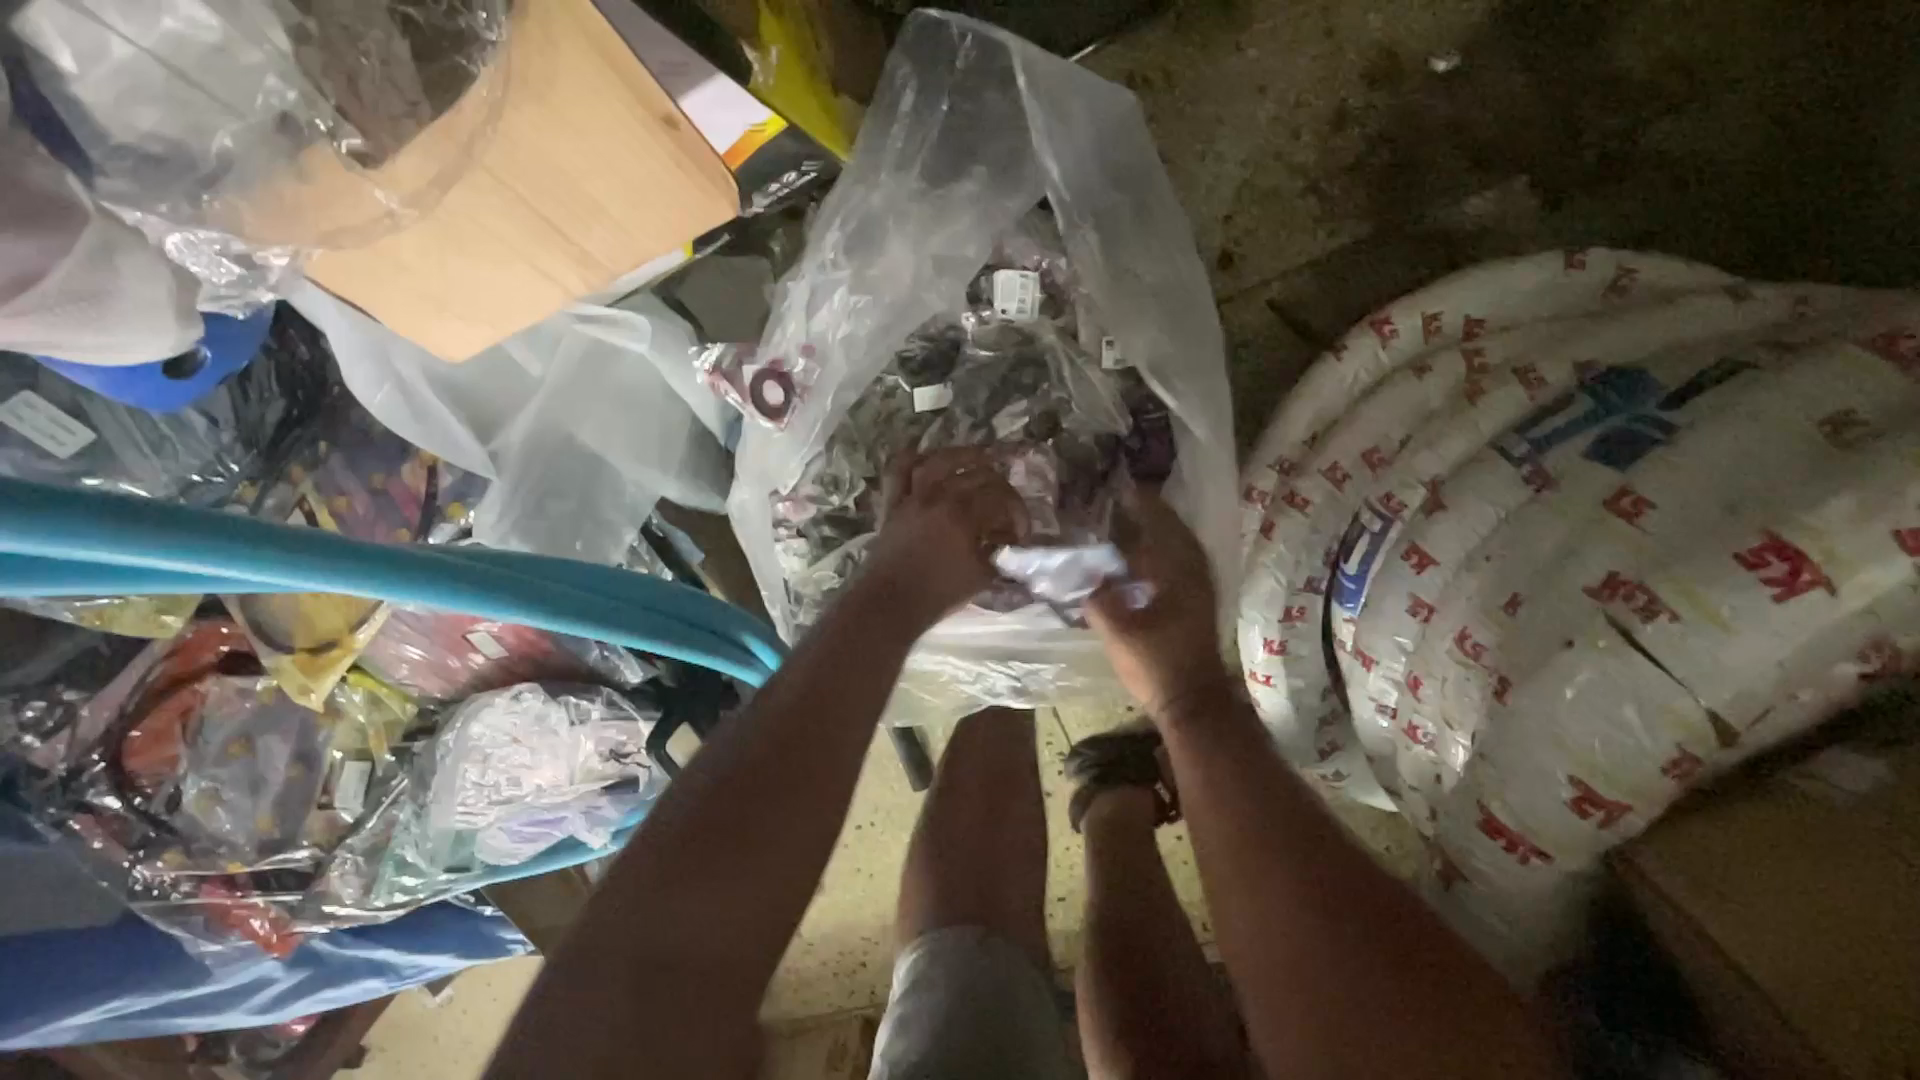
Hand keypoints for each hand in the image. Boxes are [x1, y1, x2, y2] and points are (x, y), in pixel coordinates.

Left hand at [860, 447, 1029, 628]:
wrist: (891, 603)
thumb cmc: (939, 594)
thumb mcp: (982, 577)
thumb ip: (1001, 555)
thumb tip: (1010, 544)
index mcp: (964, 514)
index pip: (1002, 499)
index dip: (1018, 512)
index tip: (1020, 534)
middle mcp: (939, 496)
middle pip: (978, 475)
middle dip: (1000, 487)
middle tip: (1006, 503)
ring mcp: (913, 497)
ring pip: (939, 461)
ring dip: (963, 454)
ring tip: (979, 457)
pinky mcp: (893, 504)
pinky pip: (898, 471)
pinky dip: (911, 458)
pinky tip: (925, 455)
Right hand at [1086, 488, 1234, 721]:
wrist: (1192, 703)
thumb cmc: (1156, 665)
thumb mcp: (1117, 632)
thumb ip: (1099, 597)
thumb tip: (1087, 575)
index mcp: (1179, 574)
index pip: (1159, 526)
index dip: (1141, 506)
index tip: (1122, 489)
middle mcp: (1195, 574)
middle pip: (1174, 532)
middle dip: (1150, 515)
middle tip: (1124, 502)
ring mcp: (1201, 590)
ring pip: (1180, 549)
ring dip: (1158, 533)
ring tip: (1131, 525)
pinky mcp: (1198, 605)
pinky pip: (1181, 565)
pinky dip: (1163, 554)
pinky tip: (1144, 560)